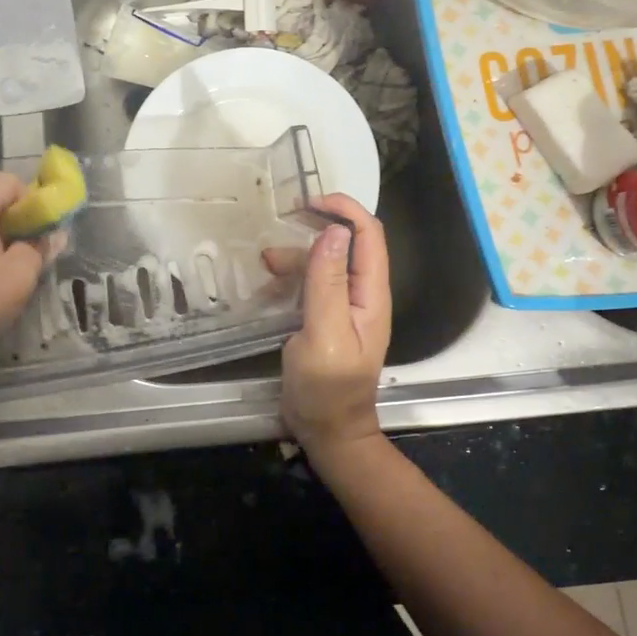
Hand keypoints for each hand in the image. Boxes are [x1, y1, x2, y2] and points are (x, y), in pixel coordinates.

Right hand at [280, 194, 391, 455]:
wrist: (327, 432)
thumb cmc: (327, 387)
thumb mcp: (323, 332)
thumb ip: (327, 282)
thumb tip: (334, 230)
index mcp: (371, 295)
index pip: (369, 235)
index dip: (344, 210)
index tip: (308, 203)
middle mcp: (363, 295)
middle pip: (349, 244)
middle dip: (318, 227)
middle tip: (283, 222)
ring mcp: (345, 307)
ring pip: (326, 263)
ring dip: (299, 254)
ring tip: (265, 261)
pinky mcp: (326, 319)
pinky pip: (313, 284)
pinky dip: (292, 276)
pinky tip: (268, 282)